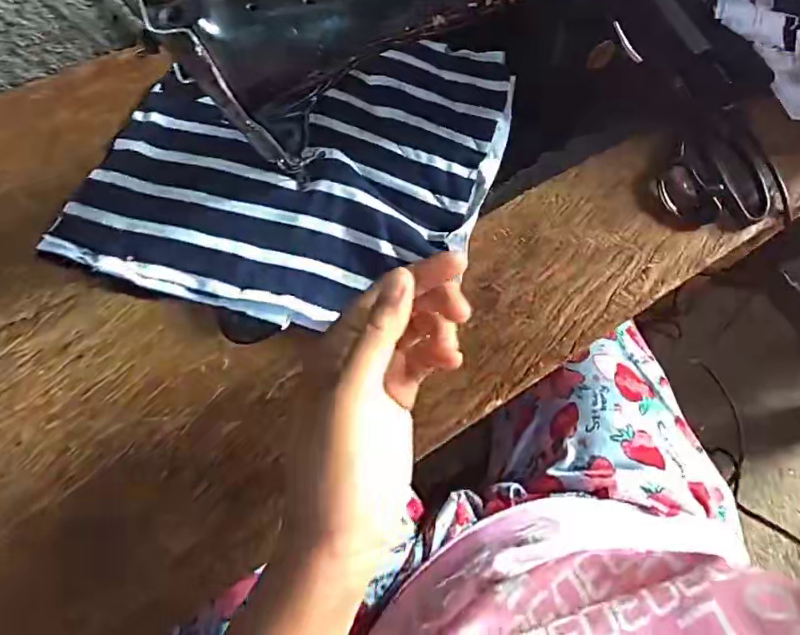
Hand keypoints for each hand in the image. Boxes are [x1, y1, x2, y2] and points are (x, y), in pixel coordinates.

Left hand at [279, 253, 471, 585]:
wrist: (342, 538)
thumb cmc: (340, 462)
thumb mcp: (355, 392)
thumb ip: (379, 333)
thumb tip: (401, 277)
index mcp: (335, 345)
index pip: (381, 294)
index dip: (418, 275)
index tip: (459, 262)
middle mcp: (354, 354)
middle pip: (399, 307)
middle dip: (431, 299)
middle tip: (464, 308)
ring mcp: (376, 377)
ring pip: (412, 332)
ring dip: (436, 328)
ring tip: (454, 346)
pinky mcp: (394, 399)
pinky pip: (419, 360)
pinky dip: (436, 353)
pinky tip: (450, 361)